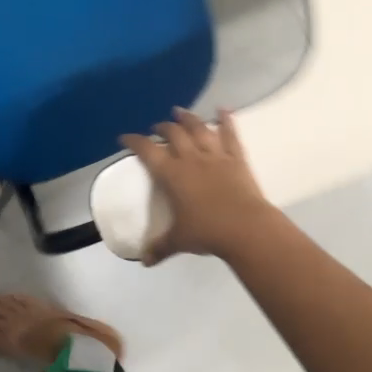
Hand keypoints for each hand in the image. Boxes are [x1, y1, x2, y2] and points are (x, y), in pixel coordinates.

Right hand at [119, 108, 275, 263]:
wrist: (246, 228)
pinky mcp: (237, 159)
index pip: (148, 151)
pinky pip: (231, 135)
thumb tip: (145, 261)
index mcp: (172, 175)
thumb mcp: (179, 240)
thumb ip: (160, 247)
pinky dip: (227, 121)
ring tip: (180, 112)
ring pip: (199, 129)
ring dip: (188, 119)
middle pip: (174, 134)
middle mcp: (191, 159)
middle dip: (162, 128)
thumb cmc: (207, 232)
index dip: (134, 141)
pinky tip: (224, 110)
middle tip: (157, 127)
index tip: (125, 137)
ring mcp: (215, 156)